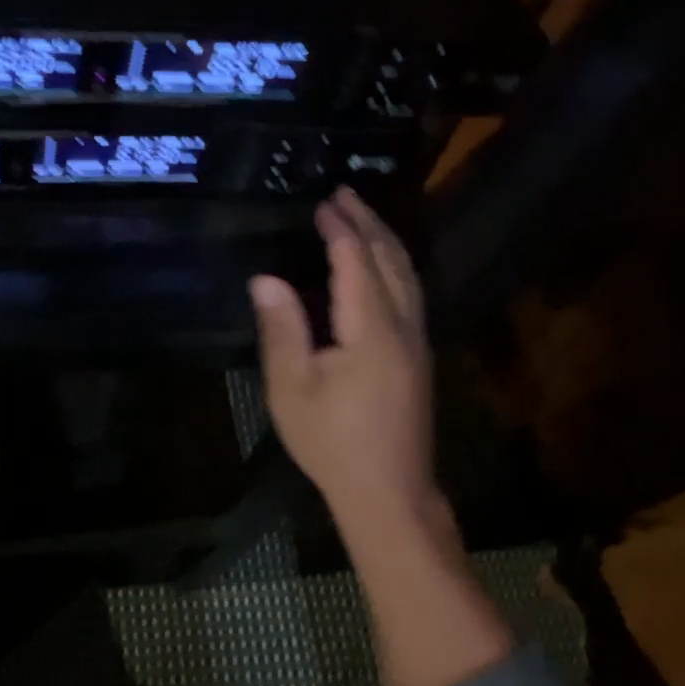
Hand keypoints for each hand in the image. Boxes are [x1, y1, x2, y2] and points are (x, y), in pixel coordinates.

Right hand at [250, 188, 436, 520]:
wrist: (388, 491)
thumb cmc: (332, 442)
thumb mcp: (292, 389)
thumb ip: (282, 330)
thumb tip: (266, 279)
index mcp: (370, 327)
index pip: (355, 260)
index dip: (339, 229)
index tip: (321, 202)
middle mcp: (403, 325)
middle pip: (390, 259)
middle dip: (368, 223)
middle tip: (345, 194)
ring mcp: (417, 342)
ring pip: (408, 275)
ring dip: (386, 242)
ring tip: (364, 219)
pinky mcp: (419, 359)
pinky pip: (411, 294)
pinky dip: (395, 267)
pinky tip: (383, 270)